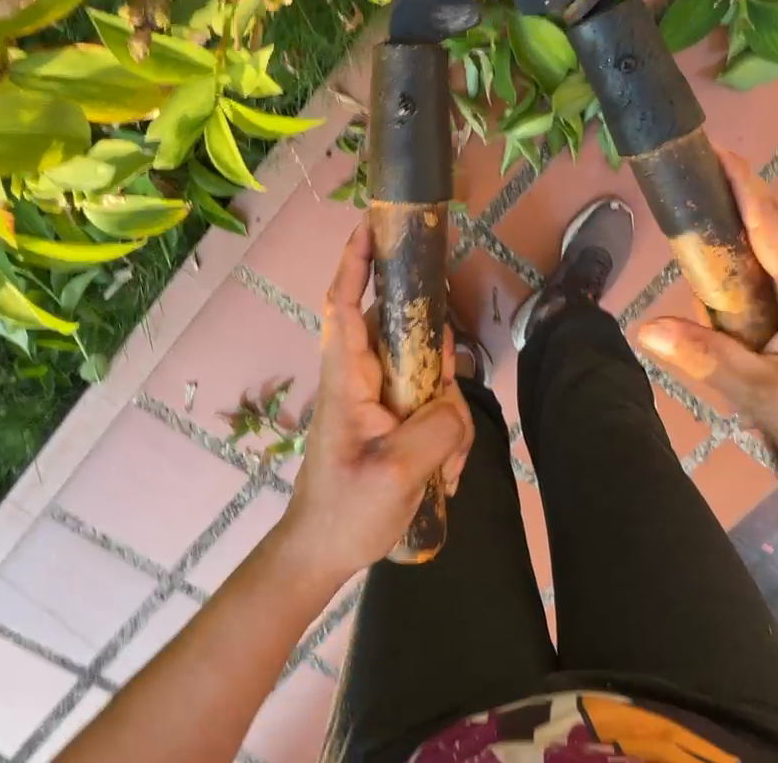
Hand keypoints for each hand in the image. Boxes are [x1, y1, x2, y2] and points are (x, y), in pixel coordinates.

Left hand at [277, 225, 472, 579]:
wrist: (323, 552)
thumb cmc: (345, 511)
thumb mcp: (396, 474)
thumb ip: (436, 429)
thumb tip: (455, 400)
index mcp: (347, 380)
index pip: (343, 305)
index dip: (354, 262)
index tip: (370, 225)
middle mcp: (361, 379)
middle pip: (400, 333)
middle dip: (432, 351)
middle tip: (447, 380)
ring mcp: (379, 400)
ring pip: (425, 374)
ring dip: (445, 412)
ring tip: (446, 462)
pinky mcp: (393, 421)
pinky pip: (432, 407)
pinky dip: (447, 433)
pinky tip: (446, 473)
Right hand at [635, 148, 777, 499]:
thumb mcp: (764, 398)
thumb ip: (707, 357)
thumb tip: (645, 327)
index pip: (773, 224)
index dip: (742, 184)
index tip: (715, 150)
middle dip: (739, 210)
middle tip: (692, 201)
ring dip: (750, 254)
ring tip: (705, 263)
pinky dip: (766, 282)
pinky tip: (745, 311)